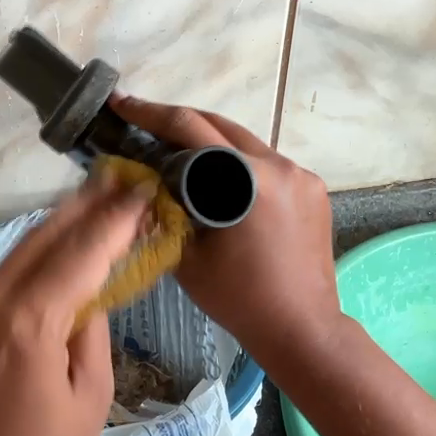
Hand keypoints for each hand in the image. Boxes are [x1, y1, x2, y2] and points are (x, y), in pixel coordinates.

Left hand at [0, 175, 150, 435]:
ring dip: (53, 228)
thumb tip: (89, 291)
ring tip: (89, 202)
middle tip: (114, 179)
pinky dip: (28, 259)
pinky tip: (49, 250)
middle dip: (80, 208)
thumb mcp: (90, 400)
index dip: (112, 221)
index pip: (79, 255)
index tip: (139, 190)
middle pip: (40, 239)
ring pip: (14, 254)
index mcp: (27, 324)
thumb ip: (91, 331)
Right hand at [109, 93, 343, 368]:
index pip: (191, 128)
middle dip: (178, 121)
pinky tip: (216, 180)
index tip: (121, 103)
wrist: (303, 331)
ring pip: (244, 143)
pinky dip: (236, 164)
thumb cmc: (240, 299)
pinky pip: (265, 163)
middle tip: (141, 123)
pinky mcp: (313, 190)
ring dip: (209, 143)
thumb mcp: (187, 255)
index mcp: (250, 179)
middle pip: (220, 125)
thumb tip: (146, 183)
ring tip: (174, 152)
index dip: (151, 113)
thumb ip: (165, 210)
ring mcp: (302, 176)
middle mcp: (281, 166)